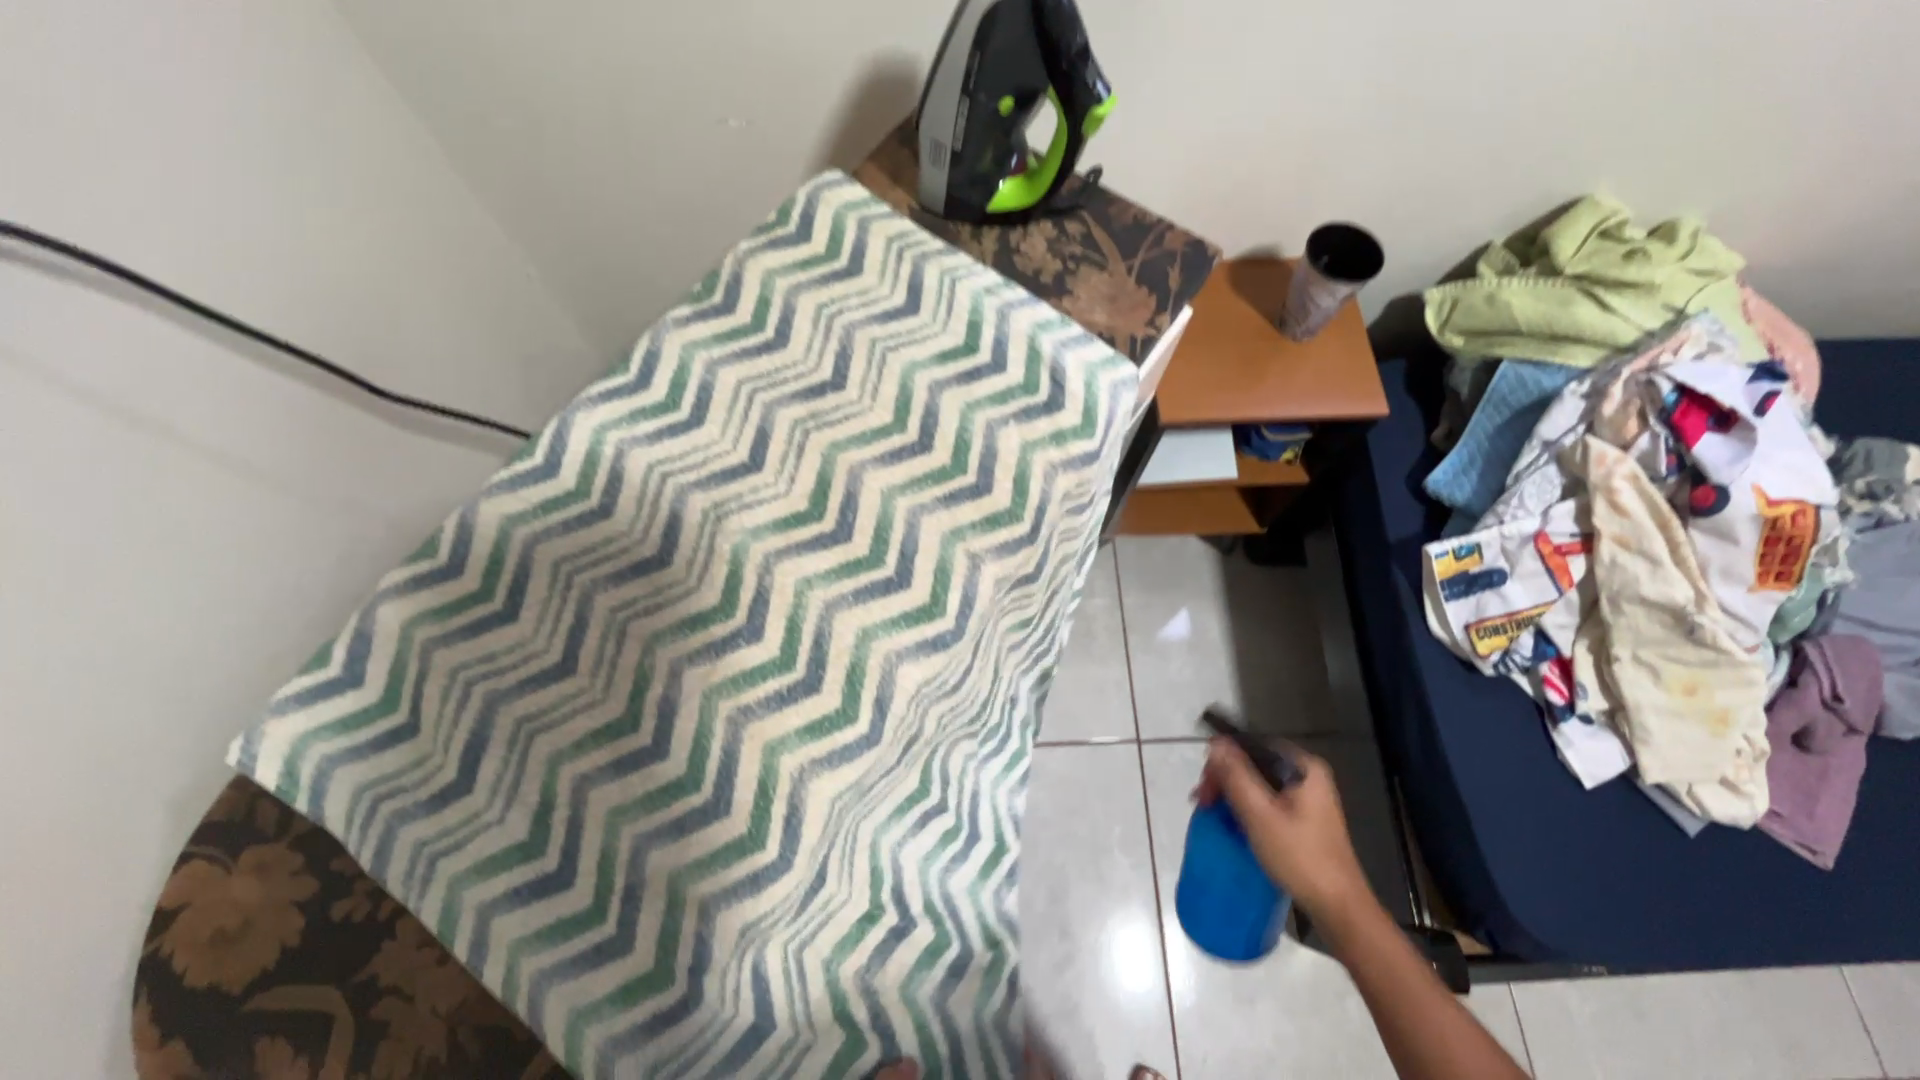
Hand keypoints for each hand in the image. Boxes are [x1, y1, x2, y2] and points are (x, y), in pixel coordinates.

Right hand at [1193, 737, 1373, 920]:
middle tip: (1203, 803)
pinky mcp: (1304, 818)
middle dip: (1225, 780)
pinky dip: (1247, 808)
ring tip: (1211, 813)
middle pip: (1254, 765)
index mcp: (1302, 767)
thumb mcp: (1260, 814)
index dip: (1223, 760)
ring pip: (1259, 784)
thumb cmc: (1299, 856)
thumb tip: (1216, 743)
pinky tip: (1232, 823)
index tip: (1204, 785)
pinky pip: (1268, 801)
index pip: (1252, 746)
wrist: (1337, 905)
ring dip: (1232, 795)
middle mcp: (1307, 775)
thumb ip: (1236, 776)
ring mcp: (1307, 797)